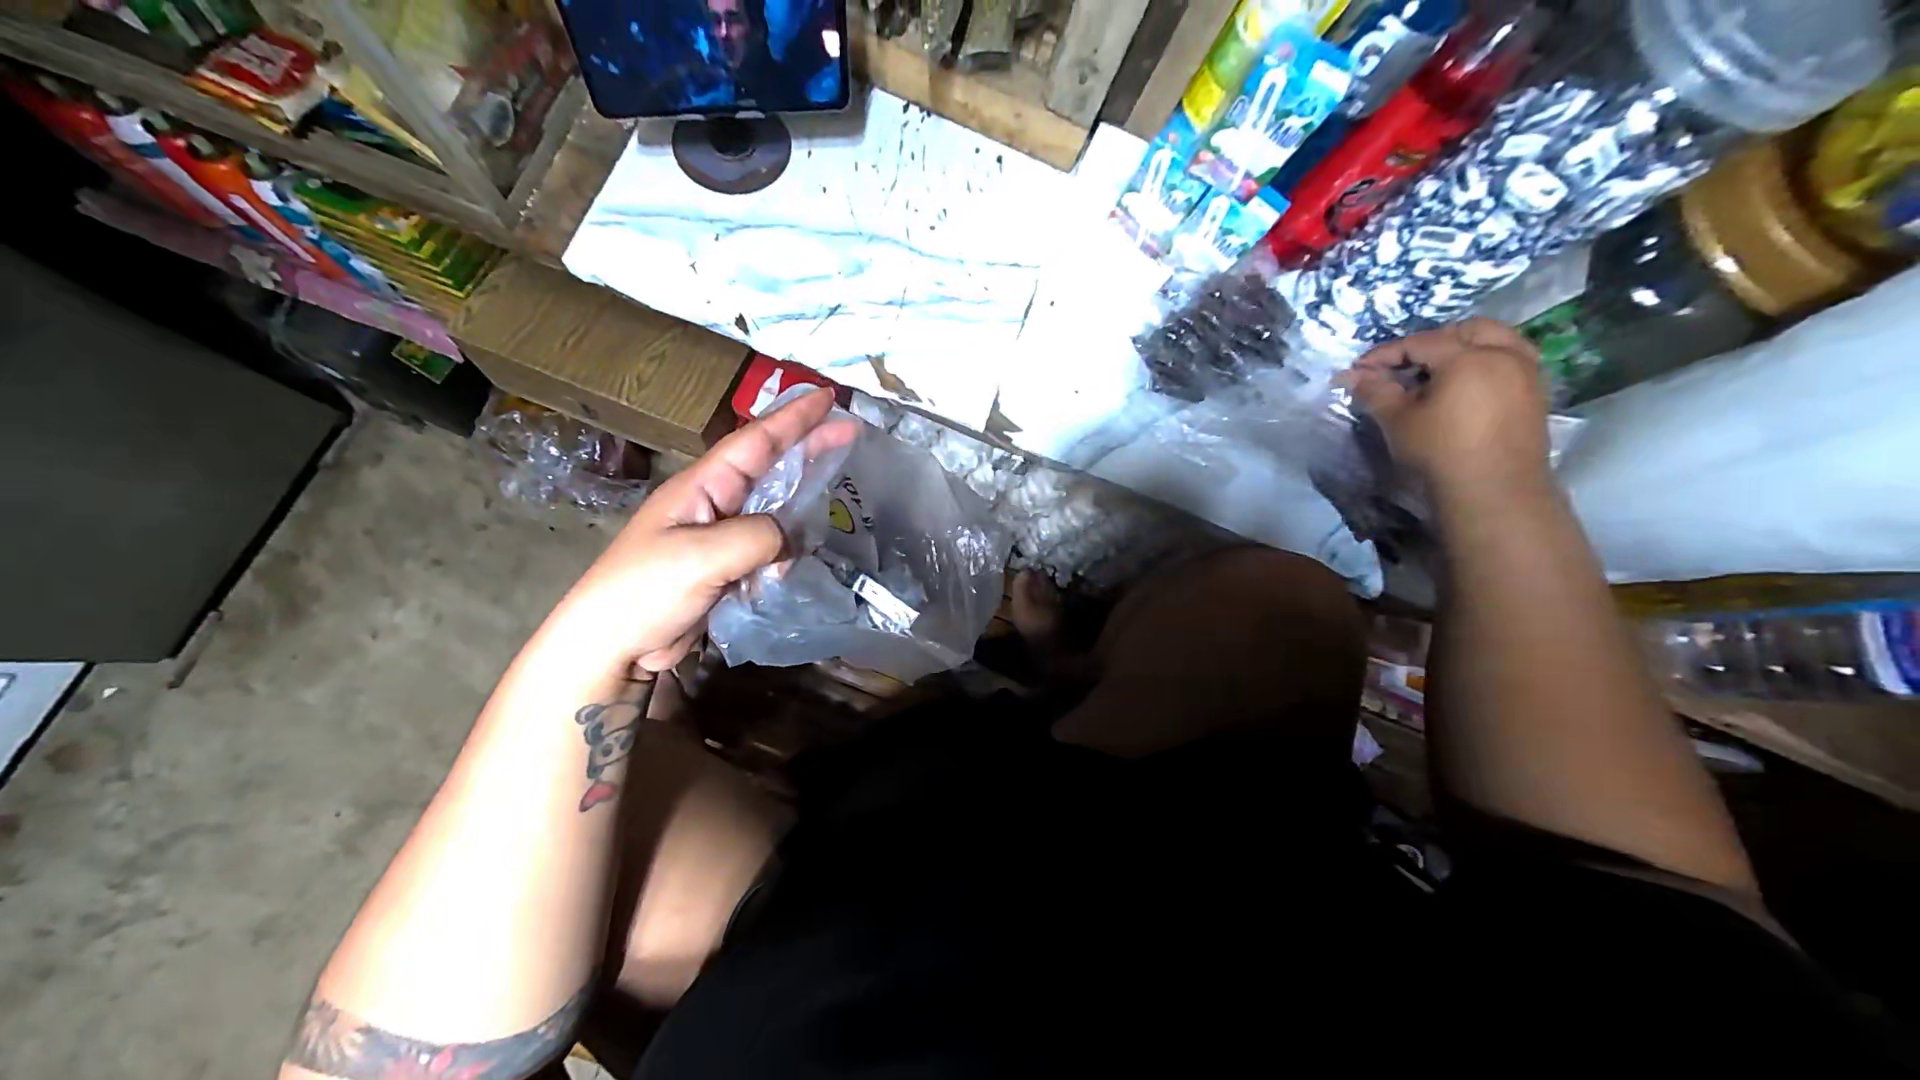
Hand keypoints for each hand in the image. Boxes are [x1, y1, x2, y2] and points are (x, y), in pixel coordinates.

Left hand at [554, 388, 857, 674]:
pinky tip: (804, 552)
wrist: (612, 646)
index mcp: (702, 486)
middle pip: (769, 466)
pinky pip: (768, 545)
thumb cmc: (644, 591)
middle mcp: (713, 503)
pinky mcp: (725, 567)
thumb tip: (791, 537)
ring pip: (773, 507)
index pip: (755, 442)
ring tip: (836, 488)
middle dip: (808, 446)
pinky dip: (789, 544)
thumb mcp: (701, 556)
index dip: (793, 418)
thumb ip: (757, 537)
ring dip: (803, 498)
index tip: (829, 398)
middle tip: (850, 432)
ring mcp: (719, 536)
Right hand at [1338, 318, 1551, 502]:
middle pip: (1466, 330)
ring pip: (1496, 341)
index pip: (1420, 342)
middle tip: (1404, 366)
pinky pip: (1509, 362)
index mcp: (1468, 357)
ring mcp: (1527, 373)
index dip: (1385, 354)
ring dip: (1464, 348)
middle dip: (1431, 342)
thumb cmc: (1440, 451)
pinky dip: (1485, 364)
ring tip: (1437, 373)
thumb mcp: (1398, 420)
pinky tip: (1464, 388)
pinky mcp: (1536, 394)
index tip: (1359, 369)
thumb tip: (1352, 376)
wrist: (1493, 490)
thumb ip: (1375, 392)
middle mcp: (1504, 355)